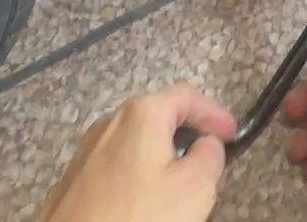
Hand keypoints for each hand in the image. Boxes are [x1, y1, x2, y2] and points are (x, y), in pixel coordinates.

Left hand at [36, 86, 236, 221]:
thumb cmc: (138, 219)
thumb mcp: (194, 189)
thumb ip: (210, 156)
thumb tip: (205, 144)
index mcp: (141, 113)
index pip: (188, 97)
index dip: (215, 114)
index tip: (234, 135)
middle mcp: (111, 122)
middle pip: (160, 118)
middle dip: (188, 136)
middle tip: (210, 162)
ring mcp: (87, 152)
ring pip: (138, 145)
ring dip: (163, 160)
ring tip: (180, 190)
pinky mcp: (72, 184)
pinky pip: (117, 168)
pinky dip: (139, 178)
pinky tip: (144, 207)